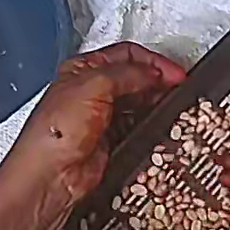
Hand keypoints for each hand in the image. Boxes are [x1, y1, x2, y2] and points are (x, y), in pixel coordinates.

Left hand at [1, 42, 186, 207]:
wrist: (51, 174)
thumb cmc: (56, 131)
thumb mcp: (94, 86)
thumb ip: (127, 74)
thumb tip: (153, 72)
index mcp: (84, 69)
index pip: (126, 55)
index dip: (152, 61)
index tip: (174, 72)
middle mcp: (93, 90)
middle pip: (135, 78)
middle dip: (157, 81)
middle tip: (177, 88)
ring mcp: (103, 116)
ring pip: (138, 103)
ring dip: (155, 103)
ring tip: (171, 105)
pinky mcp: (111, 139)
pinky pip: (137, 127)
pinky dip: (150, 124)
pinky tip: (159, 124)